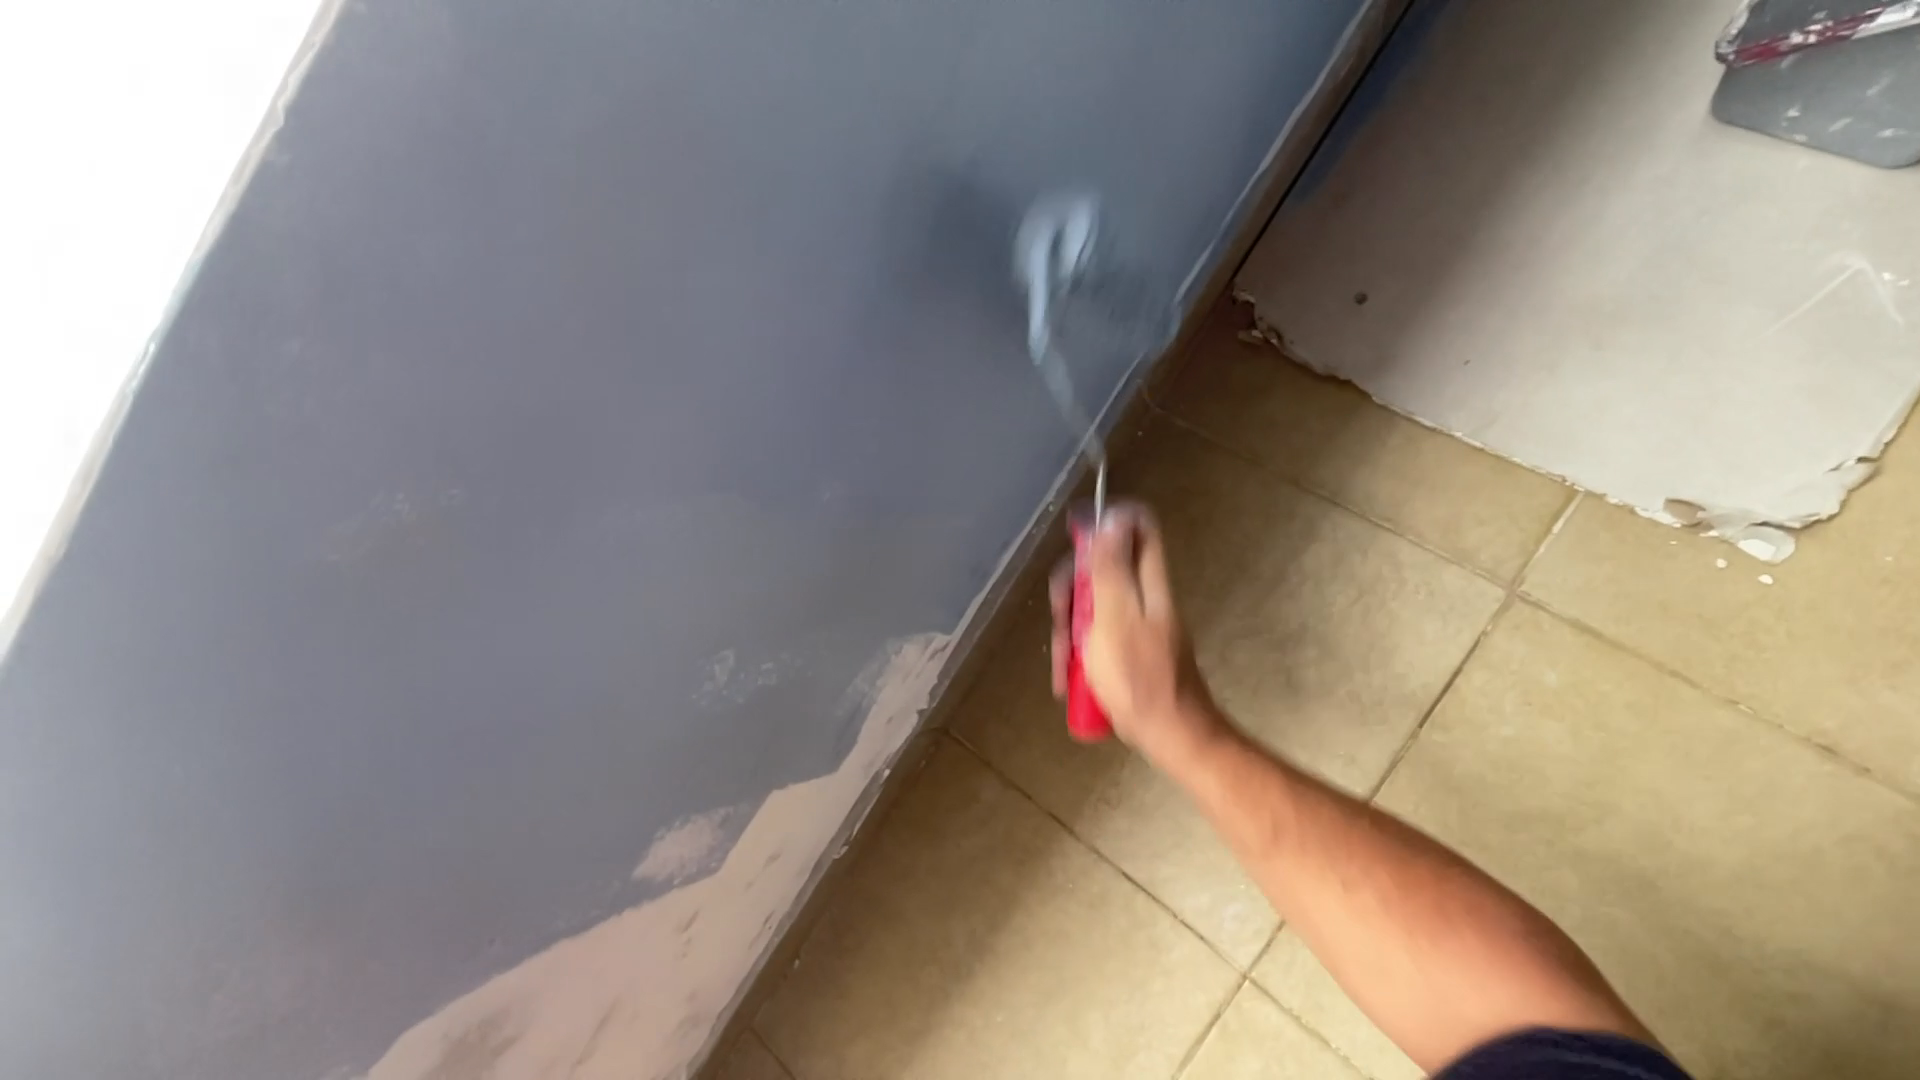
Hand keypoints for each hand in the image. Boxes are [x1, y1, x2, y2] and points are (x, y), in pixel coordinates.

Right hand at [1049, 501, 1224, 760]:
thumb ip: (1111, 569)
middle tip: (1061, 619)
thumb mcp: (1115, 619)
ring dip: (1069, 631)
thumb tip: (1112, 517)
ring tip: (1063, 666)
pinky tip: (1070, 679)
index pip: (1137, 528)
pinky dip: (1080, 653)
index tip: (1074, 543)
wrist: (1172, 737)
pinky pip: (1097, 638)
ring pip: (1093, 606)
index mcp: (1148, 582)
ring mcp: (1137, 625)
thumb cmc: (1139, 680)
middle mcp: (1144, 597)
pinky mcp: (1129, 652)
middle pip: (1103, 569)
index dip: (1106, 524)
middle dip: (1073, 592)